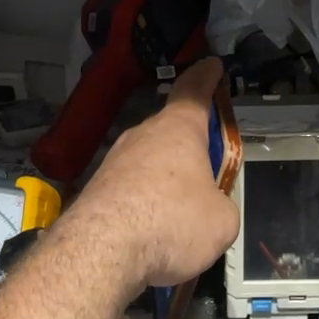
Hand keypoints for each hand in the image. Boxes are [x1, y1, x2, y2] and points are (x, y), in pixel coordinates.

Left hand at [63, 58, 238, 288]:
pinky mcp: (96, 191)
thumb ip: (222, 207)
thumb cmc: (173, 224)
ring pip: (147, 165)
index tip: (212, 68)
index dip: (207, 79)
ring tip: (176, 220)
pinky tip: (150, 237)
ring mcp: (114, 162)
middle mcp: (143, 136)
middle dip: (187, 151)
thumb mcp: (222, 222)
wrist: (104, 250)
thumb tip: (212, 211)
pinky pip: (129, 194)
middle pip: (170, 134)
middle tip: (203, 177)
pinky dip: (142, 210)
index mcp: (179, 130)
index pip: (195, 91)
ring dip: (163, 185)